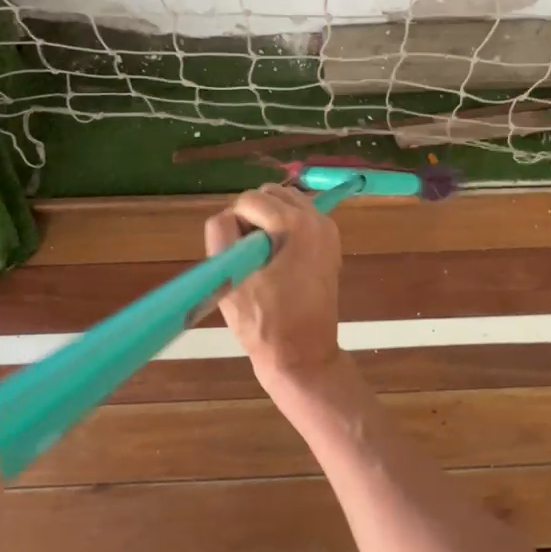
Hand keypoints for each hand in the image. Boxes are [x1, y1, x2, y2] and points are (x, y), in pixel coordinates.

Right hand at [205, 183, 344, 386]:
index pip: (249, 201)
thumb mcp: (230, 277)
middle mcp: (318, 219)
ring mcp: (327, 231)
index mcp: (297, 224)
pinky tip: (277, 261)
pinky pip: (299, 219)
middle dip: (252, 218)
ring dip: (268, 221)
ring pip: (286, 203)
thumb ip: (221, 234)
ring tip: (262, 259)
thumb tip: (227, 216)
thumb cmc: (264, 322)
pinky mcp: (329, 244)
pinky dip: (283, 229)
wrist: (303, 356)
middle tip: (248, 257)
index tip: (236, 257)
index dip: (234, 225)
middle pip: (271, 195)